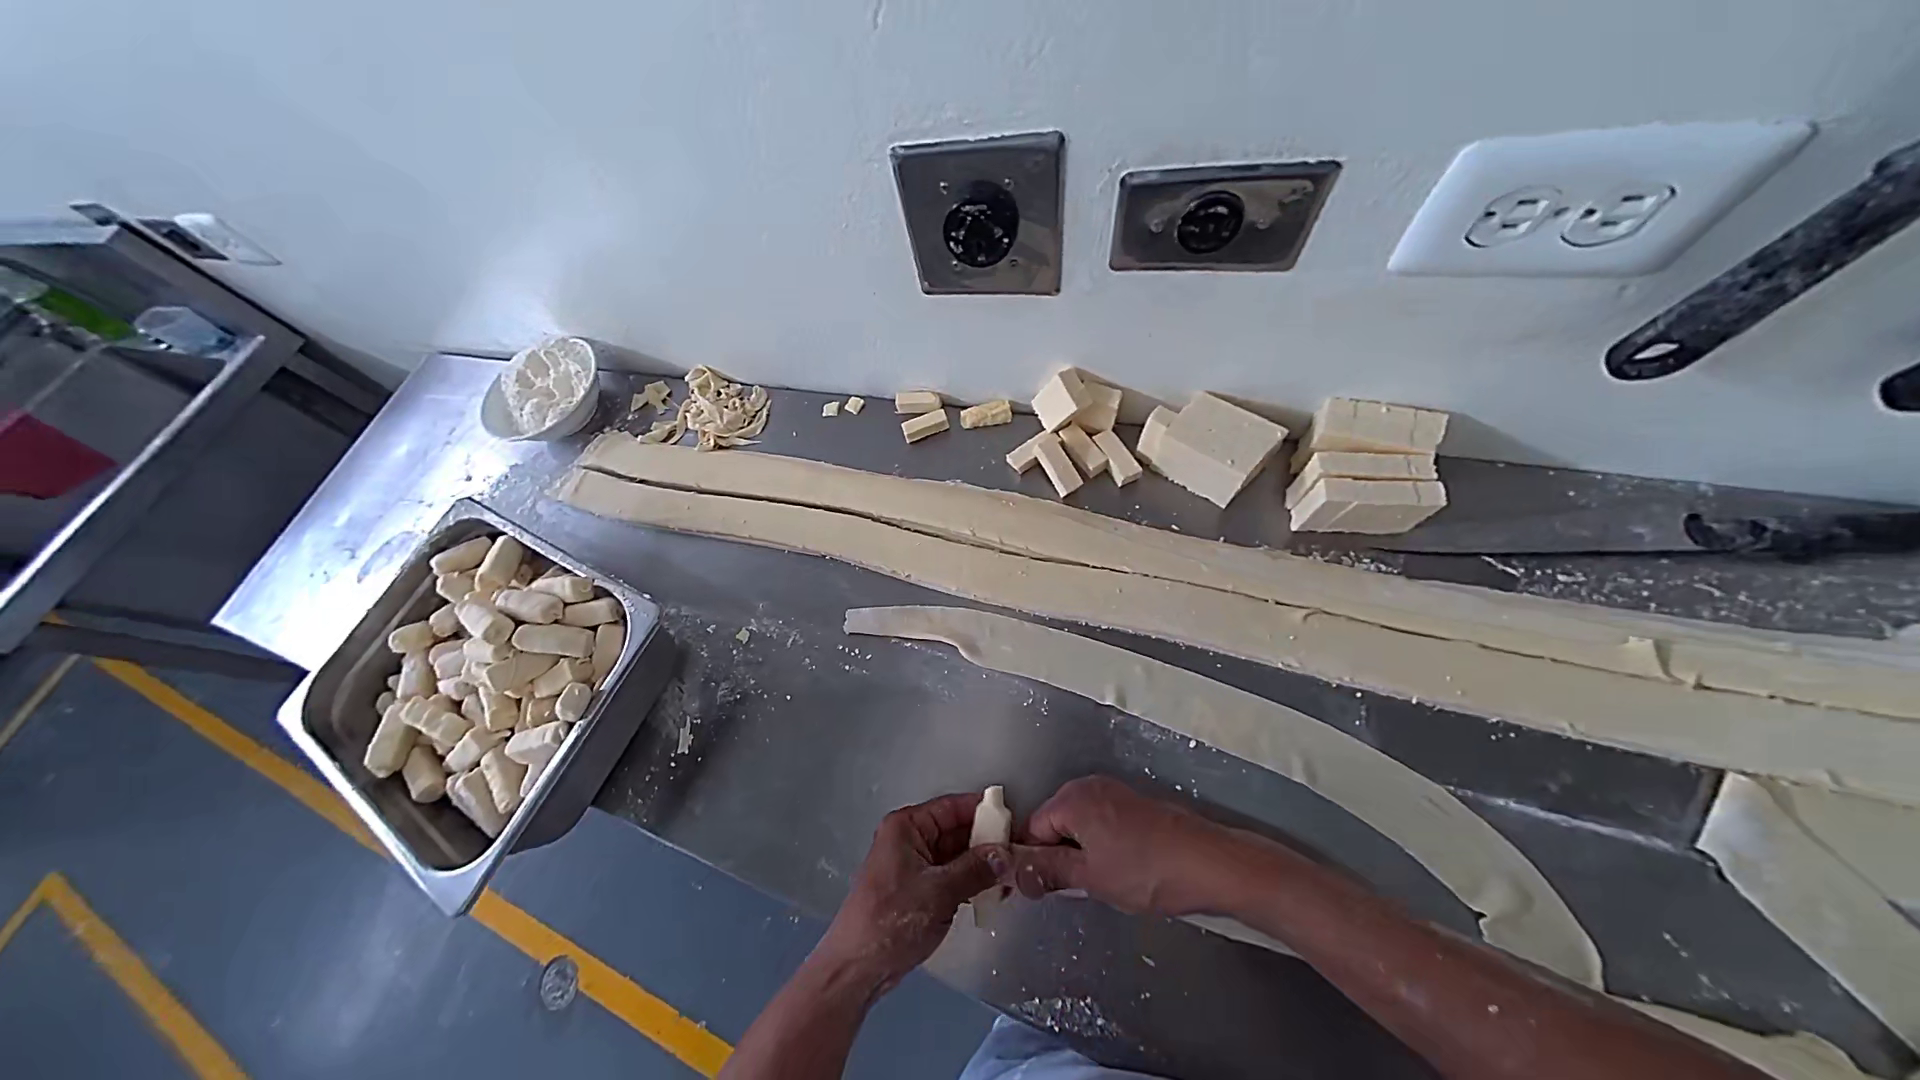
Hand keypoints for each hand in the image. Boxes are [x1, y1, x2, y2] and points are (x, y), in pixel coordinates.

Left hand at [811, 792, 998, 994]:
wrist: (857, 968)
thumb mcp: (939, 891)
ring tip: (1011, 876)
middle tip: (1019, 854)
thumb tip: (1005, 853)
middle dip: (986, 842)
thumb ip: (975, 869)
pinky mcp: (918, 889)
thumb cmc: (891, 920)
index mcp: (907, 827)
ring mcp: (913, 865)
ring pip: (956, 855)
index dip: (984, 812)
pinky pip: (951, 875)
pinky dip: (970, 881)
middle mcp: (910, 839)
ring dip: (980, 865)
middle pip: (956, 830)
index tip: (1014, 823)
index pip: (952, 807)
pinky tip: (992, 893)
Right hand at [991, 775, 1269, 917]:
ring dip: (1080, 853)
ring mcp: (1113, 793)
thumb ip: (1047, 871)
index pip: (1031, 829)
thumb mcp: (1090, 878)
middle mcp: (1088, 786)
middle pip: (1053, 824)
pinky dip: (1100, 845)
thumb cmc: (1146, 871)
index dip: (1031, 861)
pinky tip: (1120, 869)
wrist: (1210, 863)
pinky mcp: (1133, 804)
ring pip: (1078, 826)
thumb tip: (1013, 870)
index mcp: (1071, 799)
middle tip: (1073, 889)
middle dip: (1056, 856)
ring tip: (1101, 882)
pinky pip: (1100, 823)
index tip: (1038, 890)